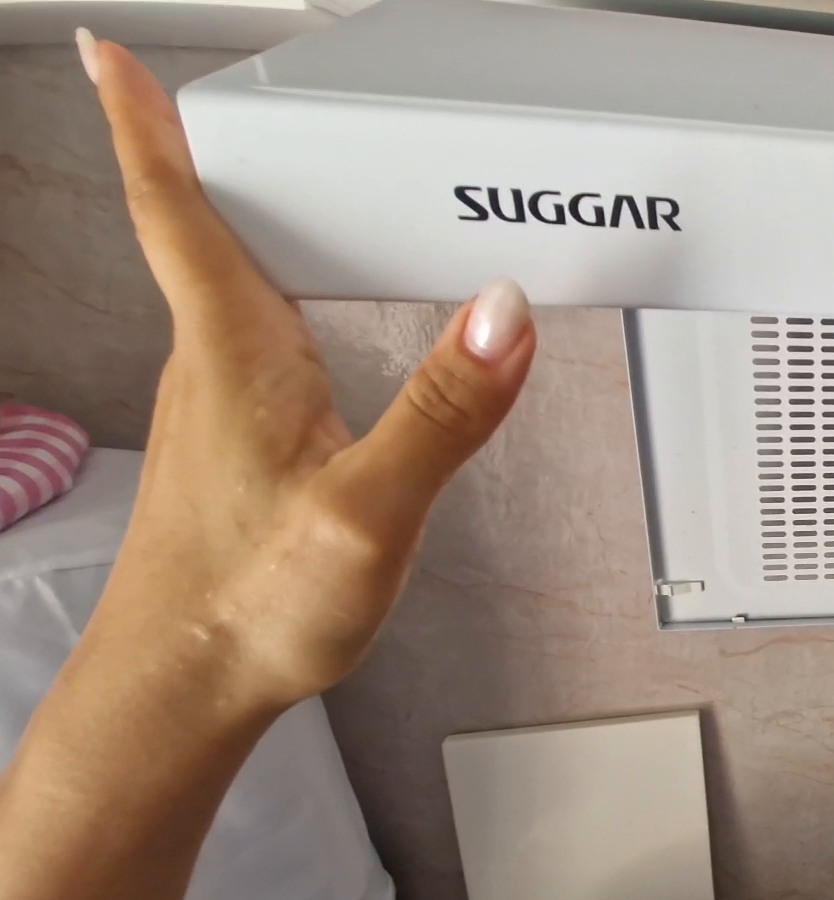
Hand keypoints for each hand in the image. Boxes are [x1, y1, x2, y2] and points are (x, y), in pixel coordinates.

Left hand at [77, 35, 536, 721]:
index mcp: (237, 363)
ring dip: (267, 243)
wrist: (184, 690)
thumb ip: (443, 408)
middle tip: (265, 117)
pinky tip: (332, 336)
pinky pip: (269, 356)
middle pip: (217, 246)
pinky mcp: (250, 453)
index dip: (152, 132)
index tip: (118, 58)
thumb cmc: (255, 604)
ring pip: (241, 301)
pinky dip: (295, 314)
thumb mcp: (372, 504)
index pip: (184, 220)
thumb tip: (504, 313)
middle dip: (232, 170)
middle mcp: (218, 375)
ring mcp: (228, 416)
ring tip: (320, 211)